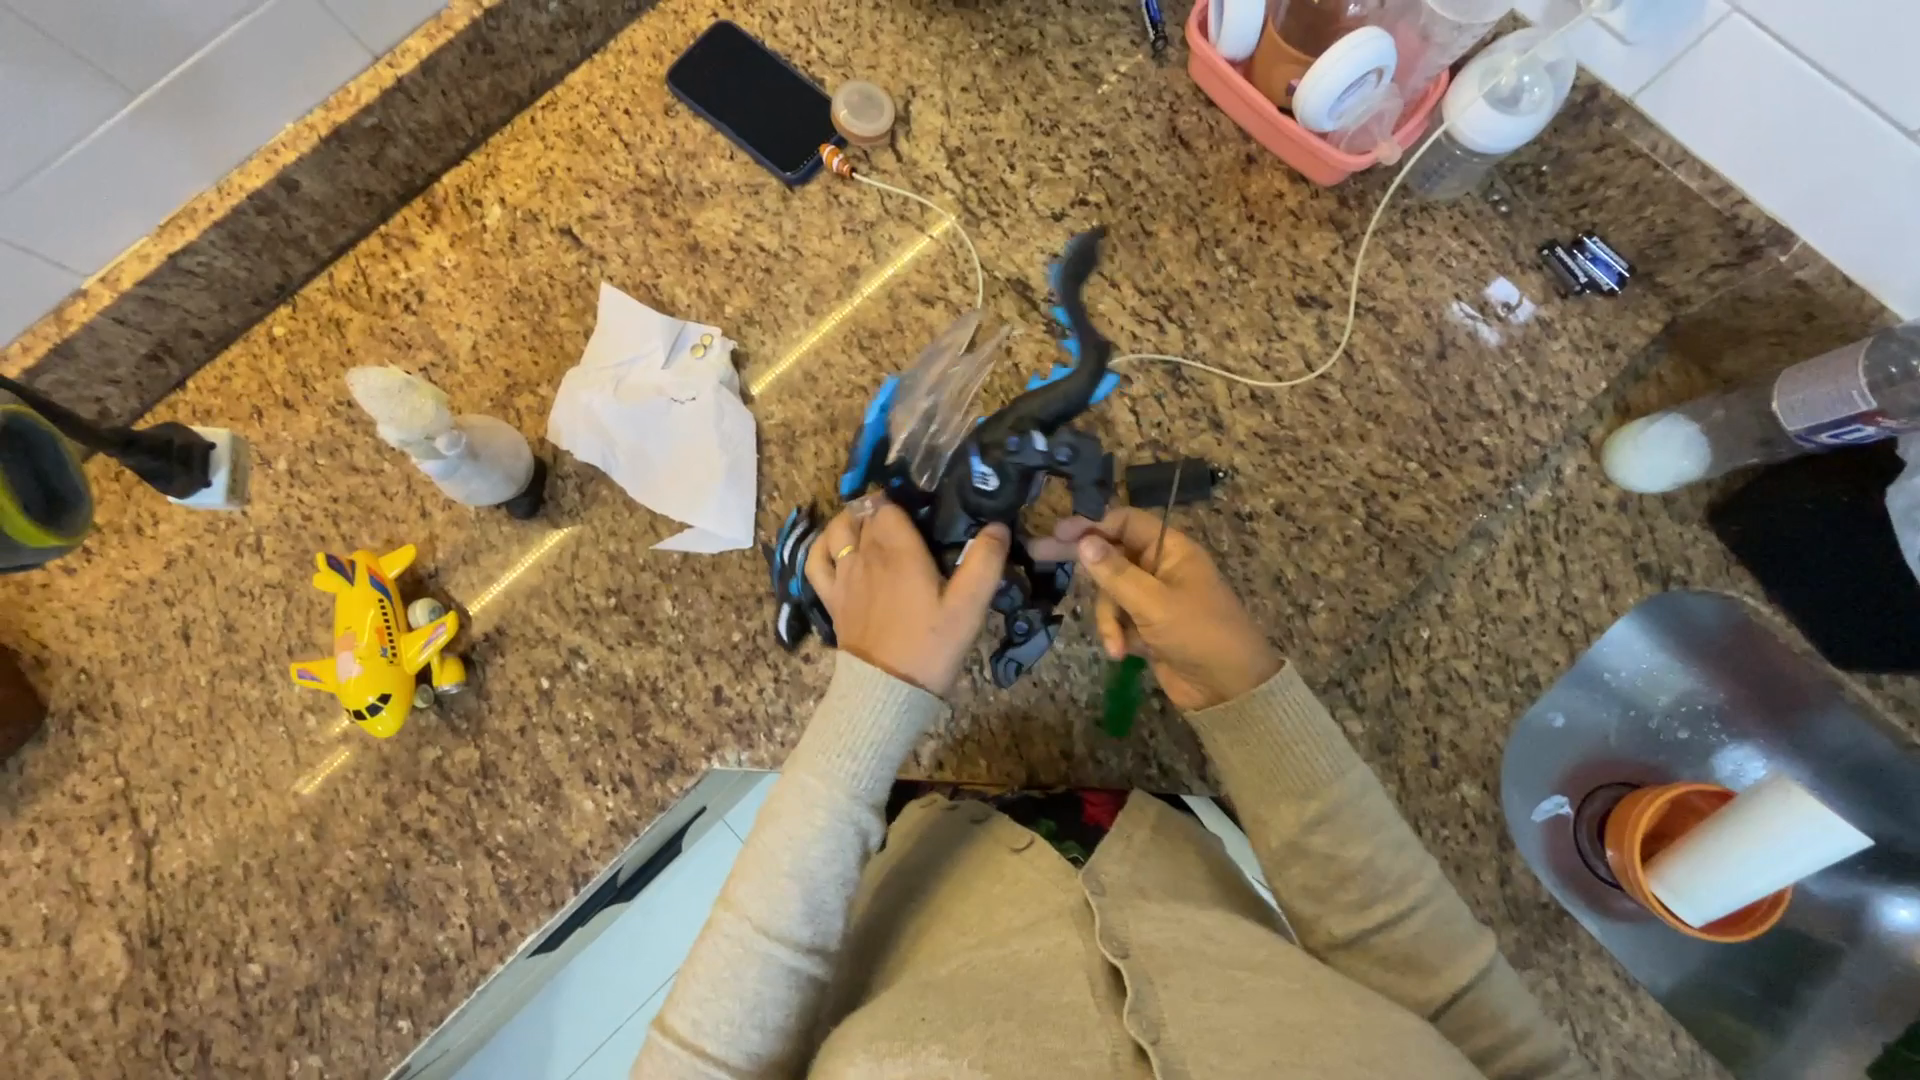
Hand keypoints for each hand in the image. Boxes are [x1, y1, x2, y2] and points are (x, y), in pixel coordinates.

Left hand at [804, 496, 1011, 696]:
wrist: (888, 690)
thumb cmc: (931, 645)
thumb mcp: (969, 605)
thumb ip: (985, 561)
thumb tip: (997, 525)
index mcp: (897, 550)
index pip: (888, 505)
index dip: (903, 499)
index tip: (923, 507)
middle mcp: (864, 555)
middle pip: (864, 513)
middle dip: (882, 507)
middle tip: (908, 518)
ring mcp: (843, 576)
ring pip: (838, 530)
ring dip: (853, 519)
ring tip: (873, 525)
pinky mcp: (832, 598)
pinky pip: (816, 561)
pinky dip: (824, 546)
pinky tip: (838, 547)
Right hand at [1030, 510, 1279, 710]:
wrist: (1228, 689)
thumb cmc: (1199, 634)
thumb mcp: (1154, 602)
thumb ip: (1115, 573)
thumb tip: (1084, 540)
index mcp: (1171, 550)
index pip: (1126, 523)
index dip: (1094, 525)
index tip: (1060, 533)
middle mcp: (1160, 568)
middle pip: (1112, 555)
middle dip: (1082, 562)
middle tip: (1038, 552)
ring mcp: (1153, 598)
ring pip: (1110, 593)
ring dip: (1107, 617)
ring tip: (1116, 641)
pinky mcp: (1146, 626)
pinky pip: (1118, 618)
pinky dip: (1116, 633)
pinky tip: (1122, 652)